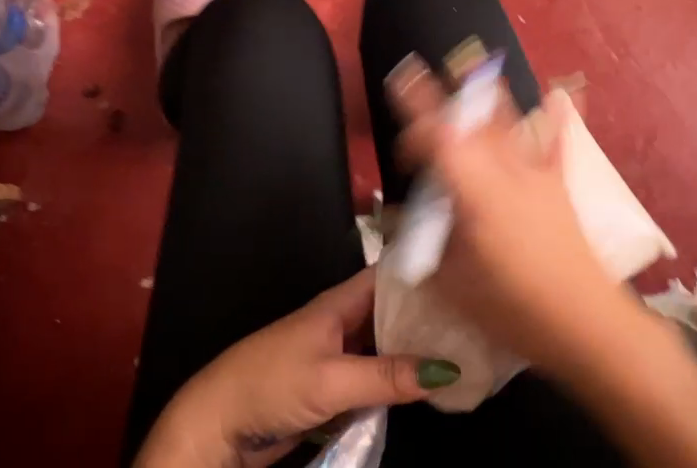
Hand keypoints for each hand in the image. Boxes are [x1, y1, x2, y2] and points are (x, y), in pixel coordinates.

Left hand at [134, 267, 459, 467]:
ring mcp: (340, 354)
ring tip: (466, 352)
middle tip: (479, 322)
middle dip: (431, 315)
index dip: (426, 272)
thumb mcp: (332, 379)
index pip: (391, 274)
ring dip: (418, 350)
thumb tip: (447, 370)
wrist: (218, 425)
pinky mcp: (336, 385)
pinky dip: (402, 379)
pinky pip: (378, 376)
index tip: (470, 274)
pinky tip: (431, 386)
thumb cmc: (269, 384)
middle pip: (395, 311)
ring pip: (389, 344)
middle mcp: (344, 321)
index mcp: (340, 302)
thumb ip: (387, 376)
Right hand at [387, 56, 637, 375]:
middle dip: (442, 94)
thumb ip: (423, 247)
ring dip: (486, 93)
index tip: (398, 96)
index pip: (437, 134)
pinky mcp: (560, 186)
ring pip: (508, 121)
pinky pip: (559, 142)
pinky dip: (560, 115)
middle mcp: (503, 168)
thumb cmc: (513, 307)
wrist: (586, 324)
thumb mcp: (452, 284)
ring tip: (471, 62)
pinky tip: (564, 92)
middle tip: (420, 76)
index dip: (414, 110)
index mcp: (473, 188)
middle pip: (470, 119)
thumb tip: (401, 224)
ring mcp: (536, 173)